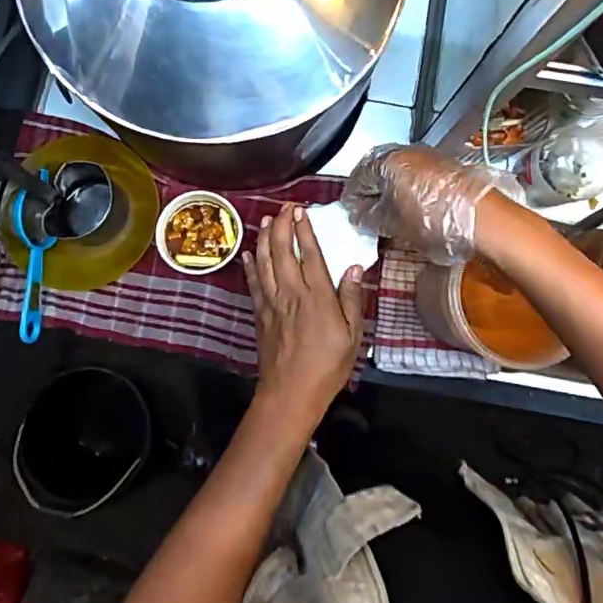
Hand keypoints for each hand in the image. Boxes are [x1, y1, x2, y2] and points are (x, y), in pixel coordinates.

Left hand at [242, 205, 365, 421]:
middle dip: (282, 226)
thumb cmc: (328, 366)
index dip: (304, 231)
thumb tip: (354, 267)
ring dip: (265, 239)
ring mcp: (272, 303)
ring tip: (267, 220)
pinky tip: (249, 254)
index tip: (301, 212)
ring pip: (265, 263)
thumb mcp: (352, 335)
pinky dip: (251, 266)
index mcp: (317, 296)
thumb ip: (351, 299)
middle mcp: (292, 293)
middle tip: (285, 208)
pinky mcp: (260, 314)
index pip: (309, 254)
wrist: (290, 393)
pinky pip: (254, 283)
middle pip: (282, 251)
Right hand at [342, 144, 503, 264]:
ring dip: (393, 189)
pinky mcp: (447, 167)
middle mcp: (407, 152)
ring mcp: (430, 157)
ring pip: (401, 172)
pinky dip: (411, 189)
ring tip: (392, 214)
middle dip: (372, 191)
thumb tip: (359, 213)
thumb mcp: (394, 224)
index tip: (352, 213)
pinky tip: (414, 207)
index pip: (359, 176)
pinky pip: (419, 175)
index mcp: (388, 161)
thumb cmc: (434, 220)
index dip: (352, 196)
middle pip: (380, 170)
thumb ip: (370, 216)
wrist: (484, 219)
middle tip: (368, 214)